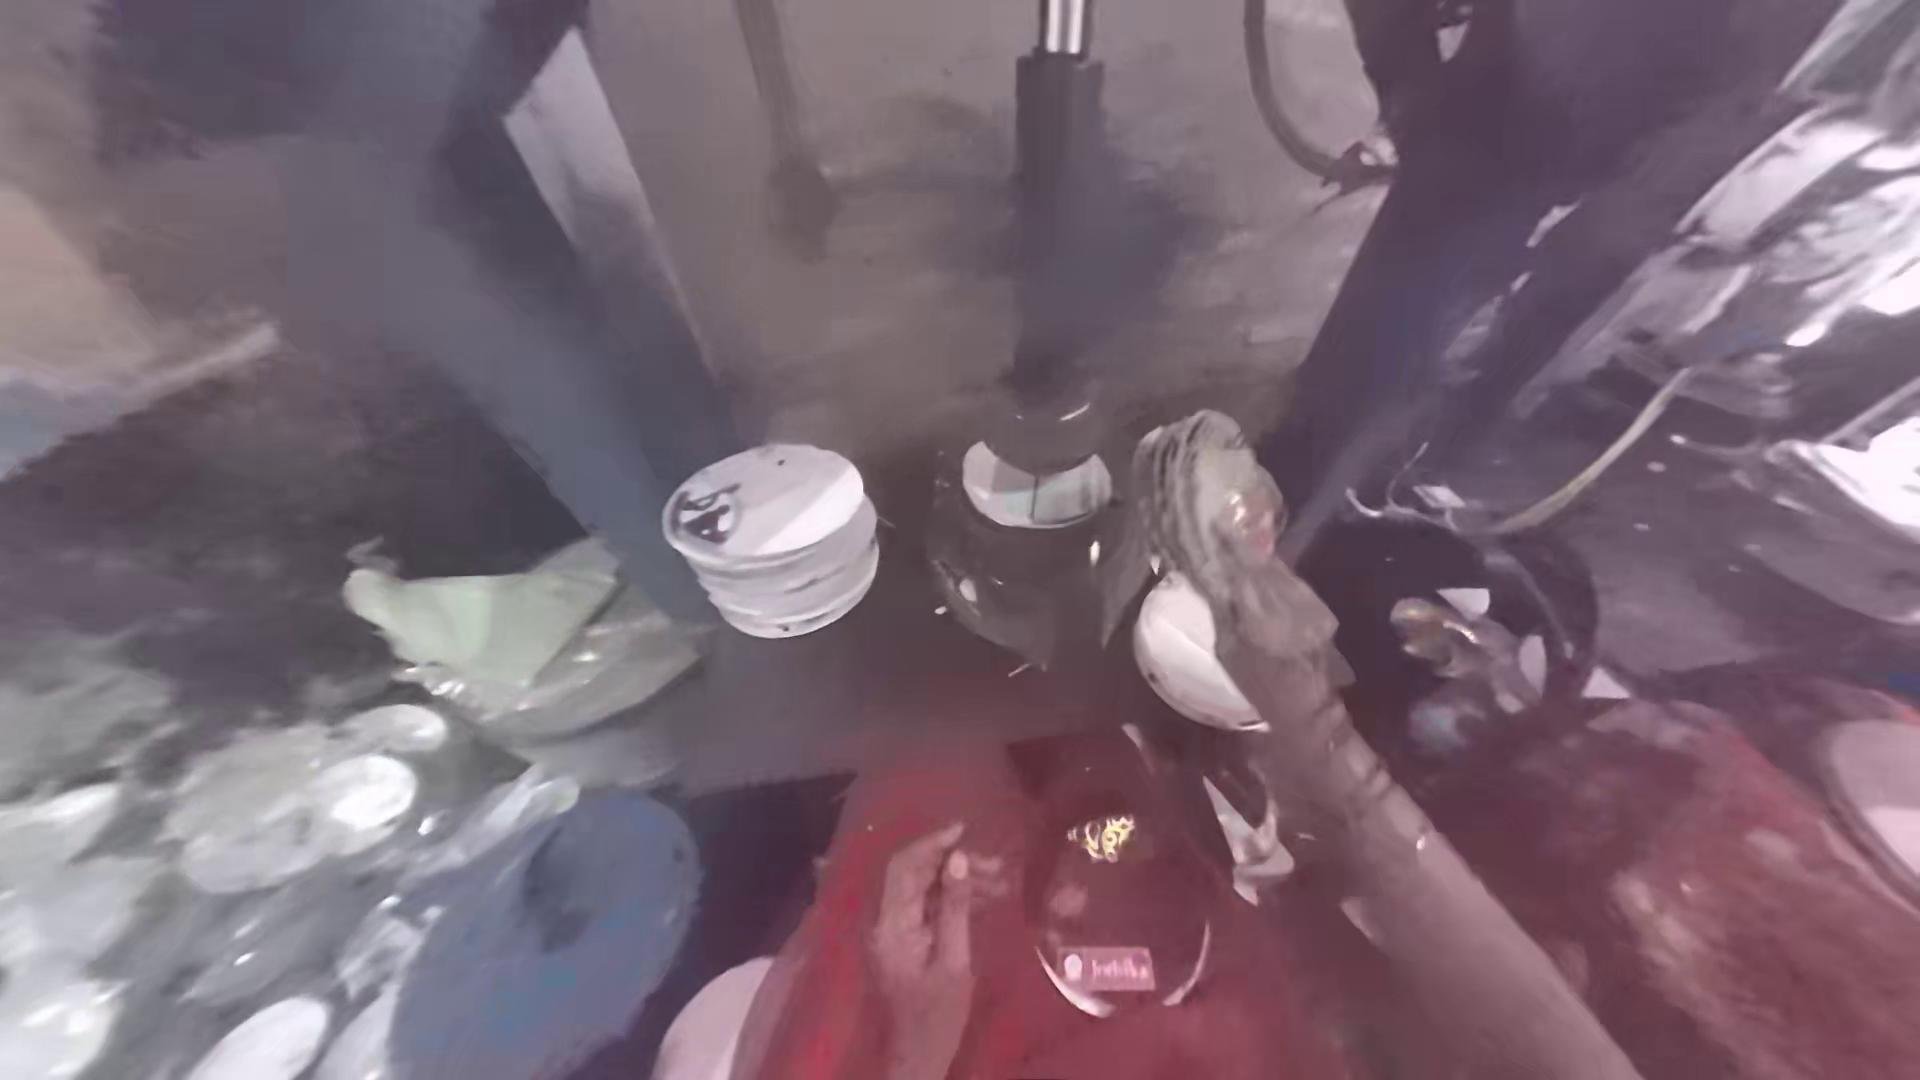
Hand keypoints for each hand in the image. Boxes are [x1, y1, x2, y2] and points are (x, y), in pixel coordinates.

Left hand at [870, 823, 975, 1079]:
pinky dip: (954, 893)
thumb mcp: (953, 961)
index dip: (931, 843)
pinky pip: (929, 901)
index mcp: (890, 923)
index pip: (903, 866)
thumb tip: (958, 858)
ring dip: (957, 875)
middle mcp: (886, 917)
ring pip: (924, 883)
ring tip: (997, 875)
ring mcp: (895, 926)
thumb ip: (954, 906)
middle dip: (952, 860)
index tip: (963, 831)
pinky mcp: (907, 935)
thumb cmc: (937, 1018)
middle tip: (991, 861)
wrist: (918, 1061)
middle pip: (915, 871)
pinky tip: (984, 892)